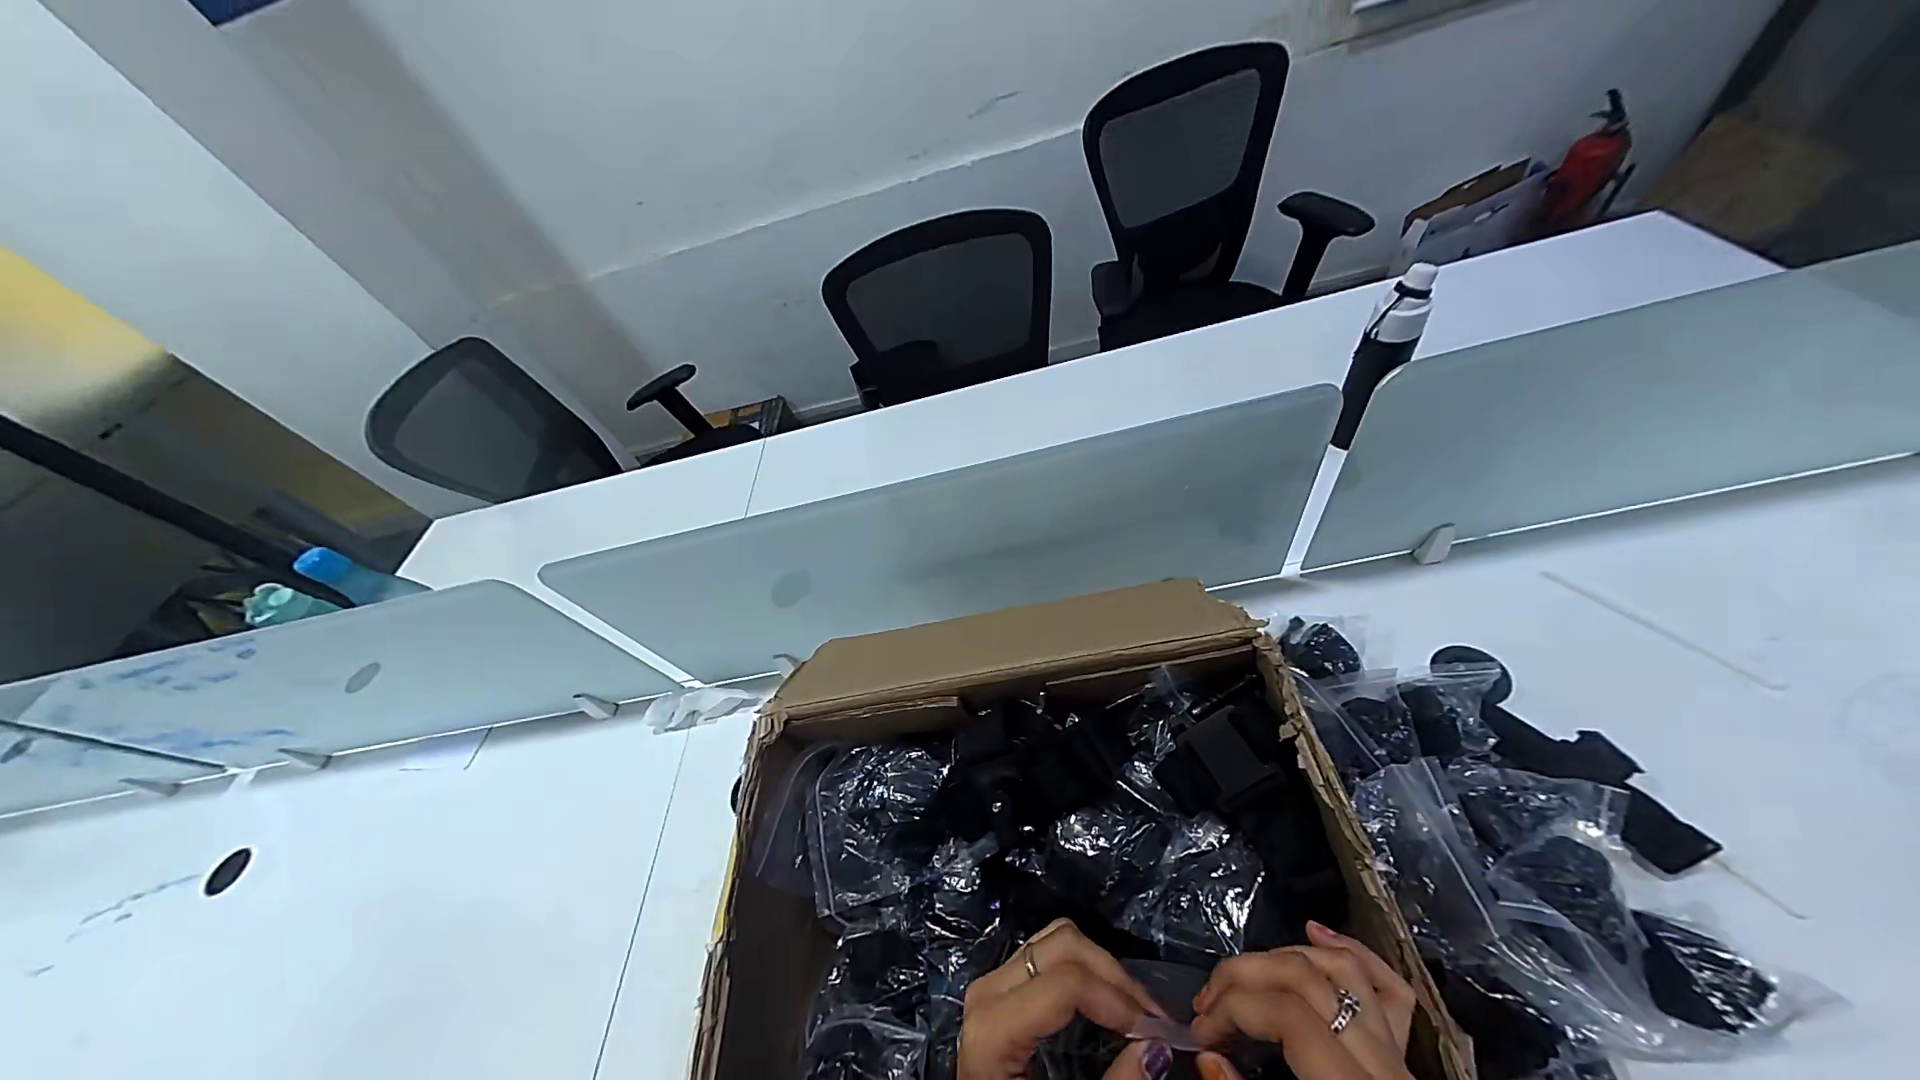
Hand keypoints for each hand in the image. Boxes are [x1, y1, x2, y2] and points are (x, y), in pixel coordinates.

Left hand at [958, 918, 1169, 1079]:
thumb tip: (1157, 1048)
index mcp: (993, 1028)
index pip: (1065, 984)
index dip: (1117, 1001)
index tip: (1156, 1032)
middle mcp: (988, 989)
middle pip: (1063, 945)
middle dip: (1115, 976)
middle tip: (1154, 1017)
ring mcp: (993, 979)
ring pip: (1057, 937)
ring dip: (1103, 966)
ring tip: (1136, 1007)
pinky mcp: (1002, 980)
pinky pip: (1048, 949)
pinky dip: (1085, 964)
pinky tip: (1108, 998)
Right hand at [1189, 922, 1417, 1079]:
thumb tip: (1210, 1054)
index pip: (1289, 1015)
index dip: (1233, 1010)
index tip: (1200, 1033)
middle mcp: (1386, 1066)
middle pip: (1307, 978)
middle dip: (1244, 976)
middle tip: (1207, 1005)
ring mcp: (1402, 1058)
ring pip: (1343, 968)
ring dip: (1282, 957)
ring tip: (1242, 977)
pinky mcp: (1408, 1060)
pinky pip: (1388, 989)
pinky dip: (1349, 951)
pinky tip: (1314, 932)